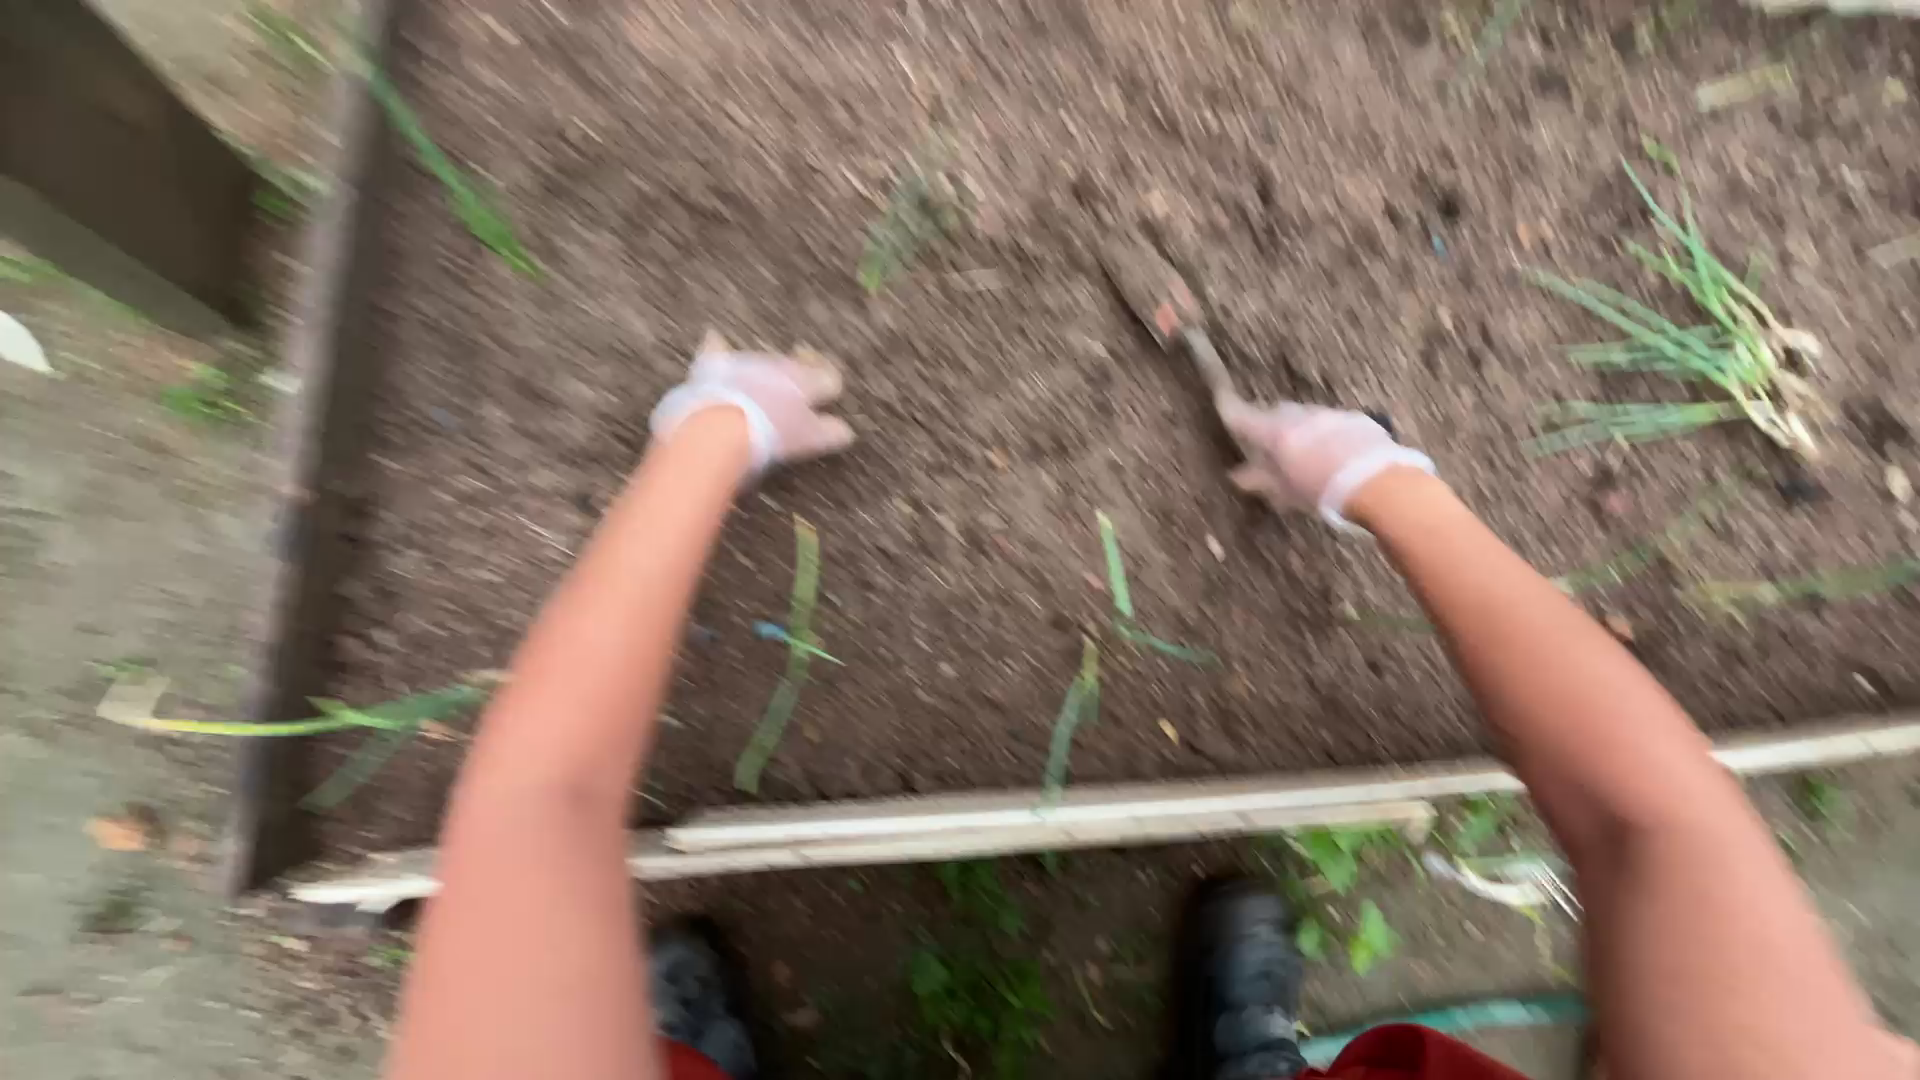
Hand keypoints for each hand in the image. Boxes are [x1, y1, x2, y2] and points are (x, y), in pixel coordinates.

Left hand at [649, 331, 855, 473]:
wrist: (725, 427)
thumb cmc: (773, 435)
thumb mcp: (811, 439)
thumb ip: (831, 432)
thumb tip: (846, 432)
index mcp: (807, 382)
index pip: (829, 377)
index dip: (830, 382)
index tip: (828, 389)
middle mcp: (780, 366)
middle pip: (796, 365)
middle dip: (798, 372)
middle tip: (797, 384)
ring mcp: (748, 362)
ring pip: (763, 357)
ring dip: (765, 366)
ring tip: (762, 380)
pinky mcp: (716, 365)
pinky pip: (717, 347)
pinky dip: (718, 345)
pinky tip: (715, 338)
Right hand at [1216, 395, 1434, 529]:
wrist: (1381, 485)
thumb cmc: (1323, 492)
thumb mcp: (1285, 493)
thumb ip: (1259, 481)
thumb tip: (1238, 476)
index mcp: (1277, 433)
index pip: (1244, 416)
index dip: (1230, 409)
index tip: (1222, 402)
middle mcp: (1301, 417)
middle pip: (1276, 412)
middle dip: (1268, 423)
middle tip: (1267, 444)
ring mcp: (1330, 415)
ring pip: (1305, 416)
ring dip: (1298, 429)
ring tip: (1302, 452)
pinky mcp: (1356, 419)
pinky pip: (1331, 422)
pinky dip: (1324, 433)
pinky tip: (1331, 453)